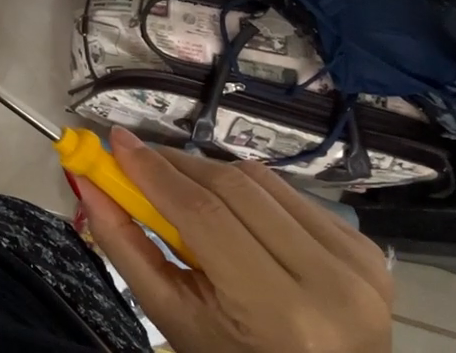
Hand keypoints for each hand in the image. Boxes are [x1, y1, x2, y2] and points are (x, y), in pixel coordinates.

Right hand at [79, 128, 391, 352]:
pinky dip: (247, 189)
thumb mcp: (170, 314)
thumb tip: (86, 181)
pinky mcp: (369, 252)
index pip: (204, 214)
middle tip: (134, 157)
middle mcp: (331, 284)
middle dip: (174, 163)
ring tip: (180, 188)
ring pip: (259, 180)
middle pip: (233, 187)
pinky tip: (231, 211)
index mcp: (280, 313)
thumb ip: (124, 245)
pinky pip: (288, 193)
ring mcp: (359, 266)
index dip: (153, 170)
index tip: (115, 140)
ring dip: (208, 172)